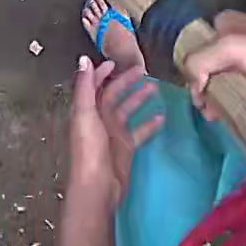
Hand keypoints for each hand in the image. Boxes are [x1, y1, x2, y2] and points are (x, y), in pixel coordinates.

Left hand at [67, 56, 164, 209]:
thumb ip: (84, 86)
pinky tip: (162, 117)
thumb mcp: (85, 113)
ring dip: (139, 98)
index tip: (115, 62)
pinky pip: (139, 131)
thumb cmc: (89, 148)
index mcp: (86, 109)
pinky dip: (149, 124)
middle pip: (113, 94)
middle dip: (125, 81)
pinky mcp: (126, 147)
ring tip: (154, 87)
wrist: (98, 186)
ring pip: (128, 110)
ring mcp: (113, 133)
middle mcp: (99, 118)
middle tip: (143, 70)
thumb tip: (83, 59)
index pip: (93, 85)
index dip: (102, 73)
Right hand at [181, 11, 245, 113]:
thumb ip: (199, 61)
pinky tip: (231, 114)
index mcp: (225, 22)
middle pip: (207, 63)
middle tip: (208, 108)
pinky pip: (239, 86)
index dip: (192, 69)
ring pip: (223, 77)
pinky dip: (232, 99)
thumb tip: (192, 85)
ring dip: (216, 96)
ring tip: (217, 115)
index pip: (195, 46)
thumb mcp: (229, 48)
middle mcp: (235, 35)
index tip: (198, 91)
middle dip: (203, 87)